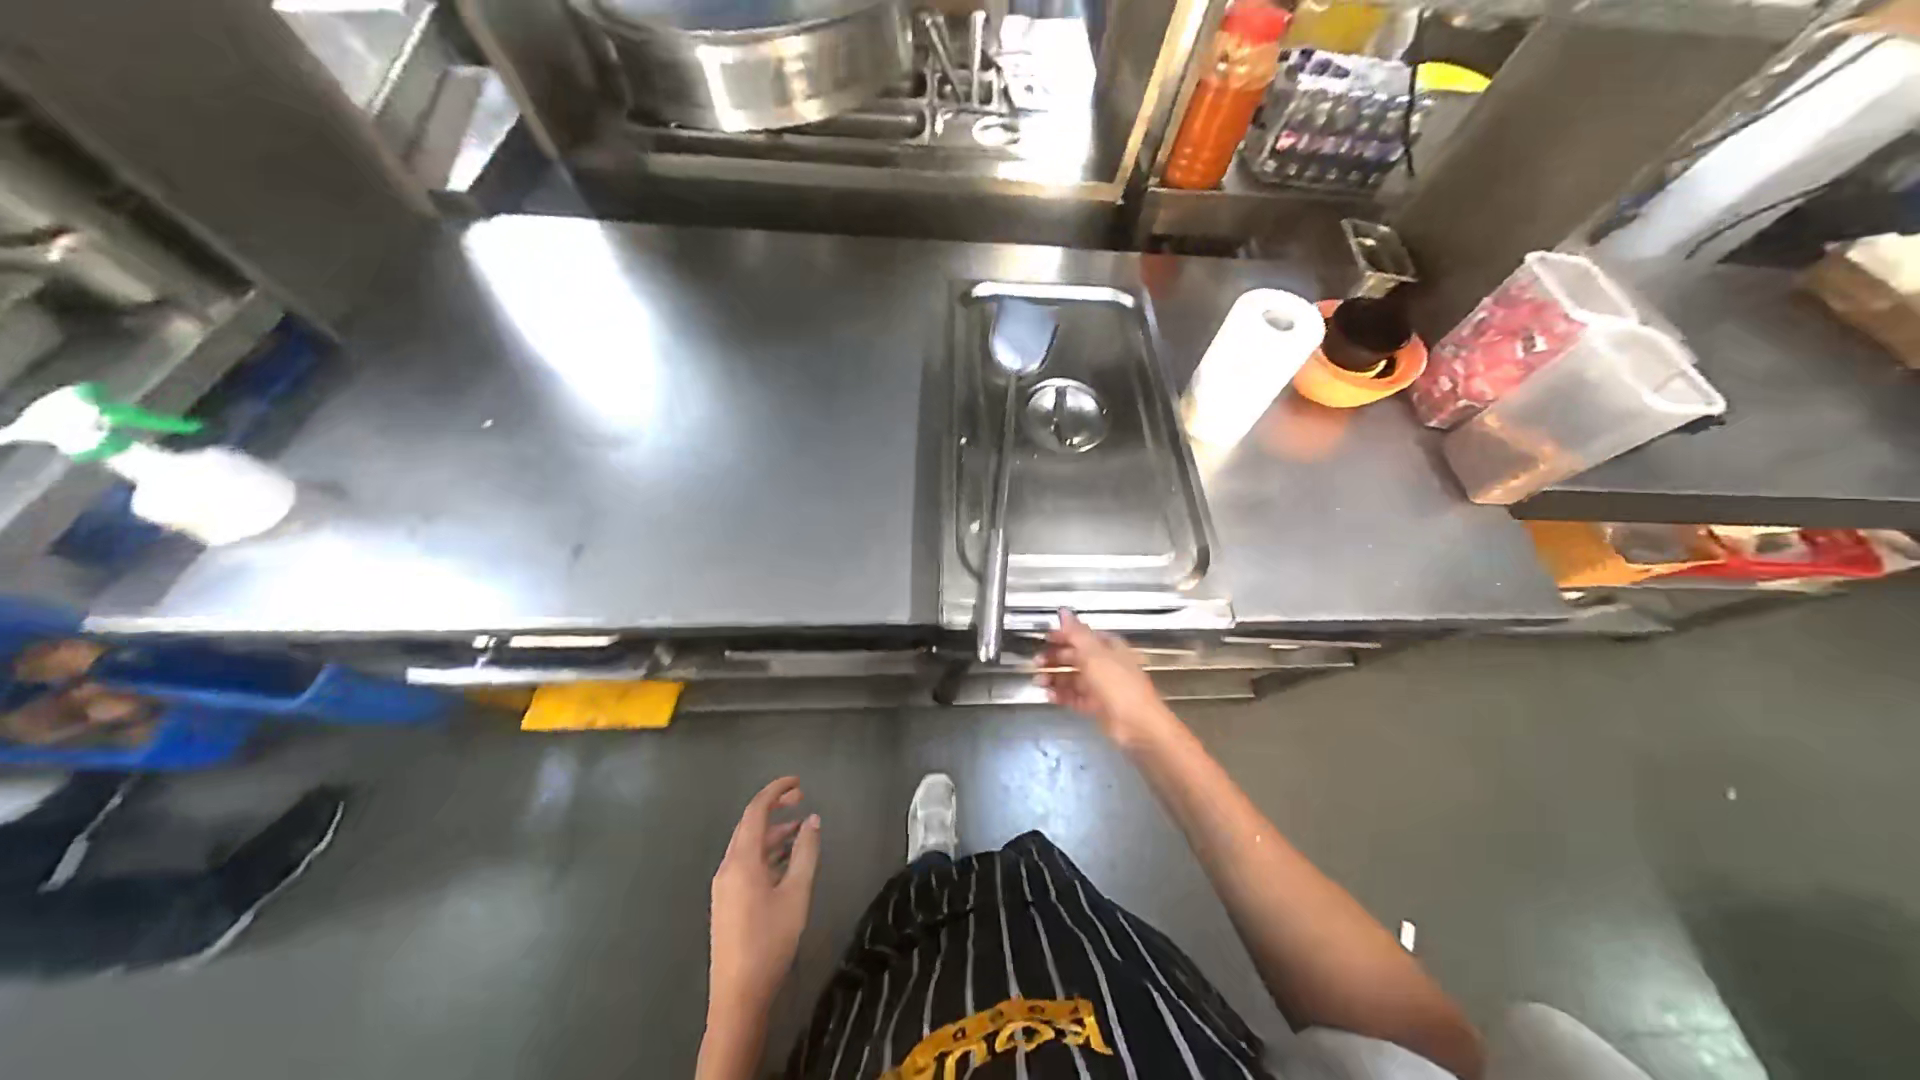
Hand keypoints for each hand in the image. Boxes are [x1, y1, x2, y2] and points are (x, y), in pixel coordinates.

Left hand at [709, 776, 821, 1013]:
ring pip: (748, 846)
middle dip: (775, 808)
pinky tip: (786, 861)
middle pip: (749, 826)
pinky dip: (767, 853)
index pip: (755, 811)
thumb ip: (805, 852)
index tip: (797, 781)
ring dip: (773, 833)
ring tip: (801, 830)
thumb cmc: (771, 940)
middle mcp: (727, 867)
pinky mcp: (727, 902)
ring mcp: (724, 886)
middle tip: (801, 798)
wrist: (738, 995)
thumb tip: (812, 820)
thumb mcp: (796, 893)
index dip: (775, 791)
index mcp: (741, 861)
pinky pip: (746, 864)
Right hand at [1036, 610, 1181, 748]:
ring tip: (1038, 682)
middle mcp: (1105, 664)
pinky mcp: (1097, 706)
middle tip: (1036, 662)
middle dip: (1055, 658)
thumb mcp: (1094, 654)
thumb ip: (1076, 633)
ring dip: (1055, 678)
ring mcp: (1102, 686)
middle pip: (1076, 657)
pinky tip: (1049, 696)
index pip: (1083, 636)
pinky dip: (1062, 696)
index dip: (1063, 636)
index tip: (1044, 638)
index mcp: (1108, 647)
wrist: (1137, 723)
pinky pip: (1075, 697)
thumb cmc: (1117, 683)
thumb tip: (1063, 610)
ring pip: (1074, 678)